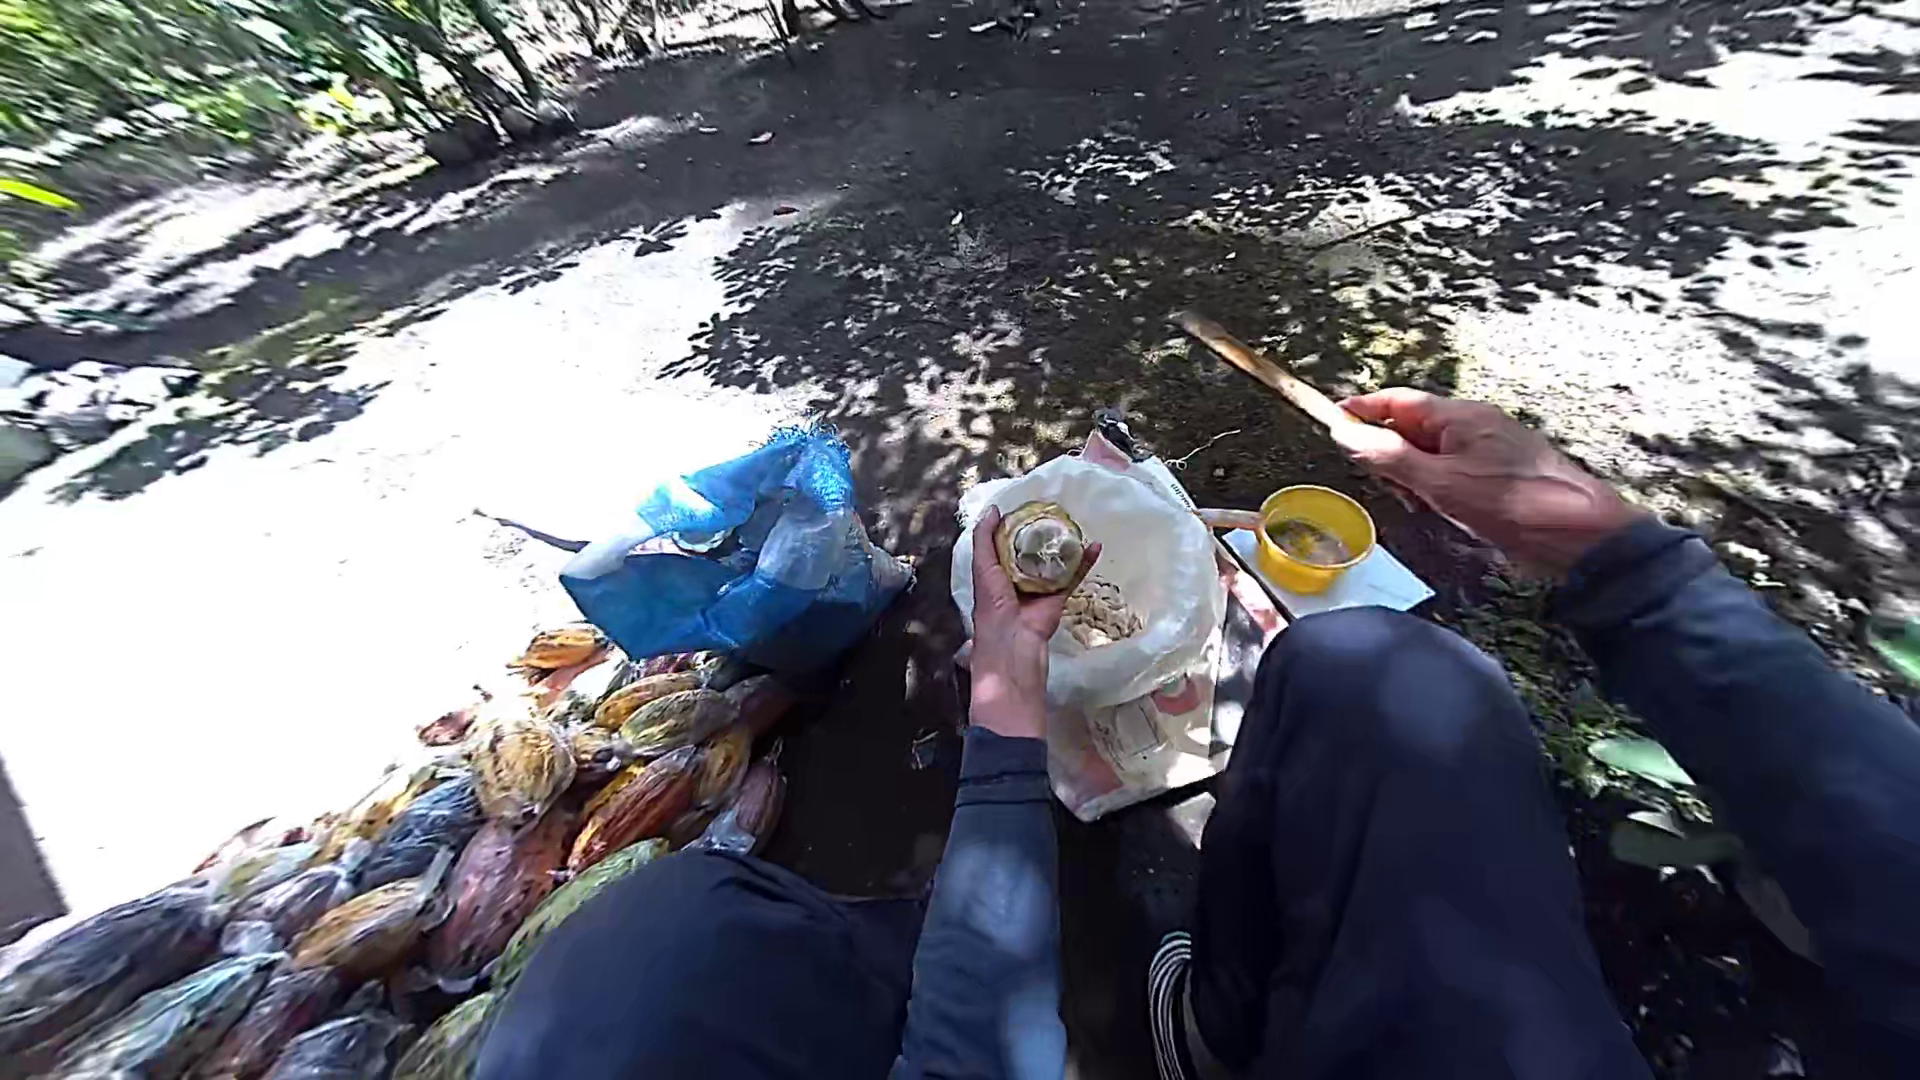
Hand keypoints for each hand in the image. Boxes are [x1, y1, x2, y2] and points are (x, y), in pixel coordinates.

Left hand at [968, 505, 1100, 739]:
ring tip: (1074, 522)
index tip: (1025, 506)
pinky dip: (1084, 562)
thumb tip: (993, 509)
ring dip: (1064, 545)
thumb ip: (984, 539)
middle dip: (1041, 532)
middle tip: (1054, 509)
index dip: (1013, 526)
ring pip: (1054, 562)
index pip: (1004, 544)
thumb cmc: (992, 606)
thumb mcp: (982, 568)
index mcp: (995, 573)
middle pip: (1031, 551)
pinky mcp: (1058, 599)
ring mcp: (1039, 589)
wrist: (1014, 645)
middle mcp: (1017, 579)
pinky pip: (1072, 577)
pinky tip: (1094, 546)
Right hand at [1334, 388, 1644, 577]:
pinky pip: (1442, 469)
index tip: (1331, 418)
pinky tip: (1432, 505)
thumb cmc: (1511, 502)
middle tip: (1379, 478)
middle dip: (1385, 449)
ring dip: (1406, 472)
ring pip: (1423, 451)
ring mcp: (1482, 449)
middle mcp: (1471, 426)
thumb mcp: (1437, 481)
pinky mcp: (1490, 472)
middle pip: (1408, 426)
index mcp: (1461, 417)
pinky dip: (1426, 484)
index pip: (1398, 401)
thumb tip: (1343, 433)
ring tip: (1414, 499)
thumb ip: (1386, 457)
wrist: (1581, 536)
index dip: (1362, 408)